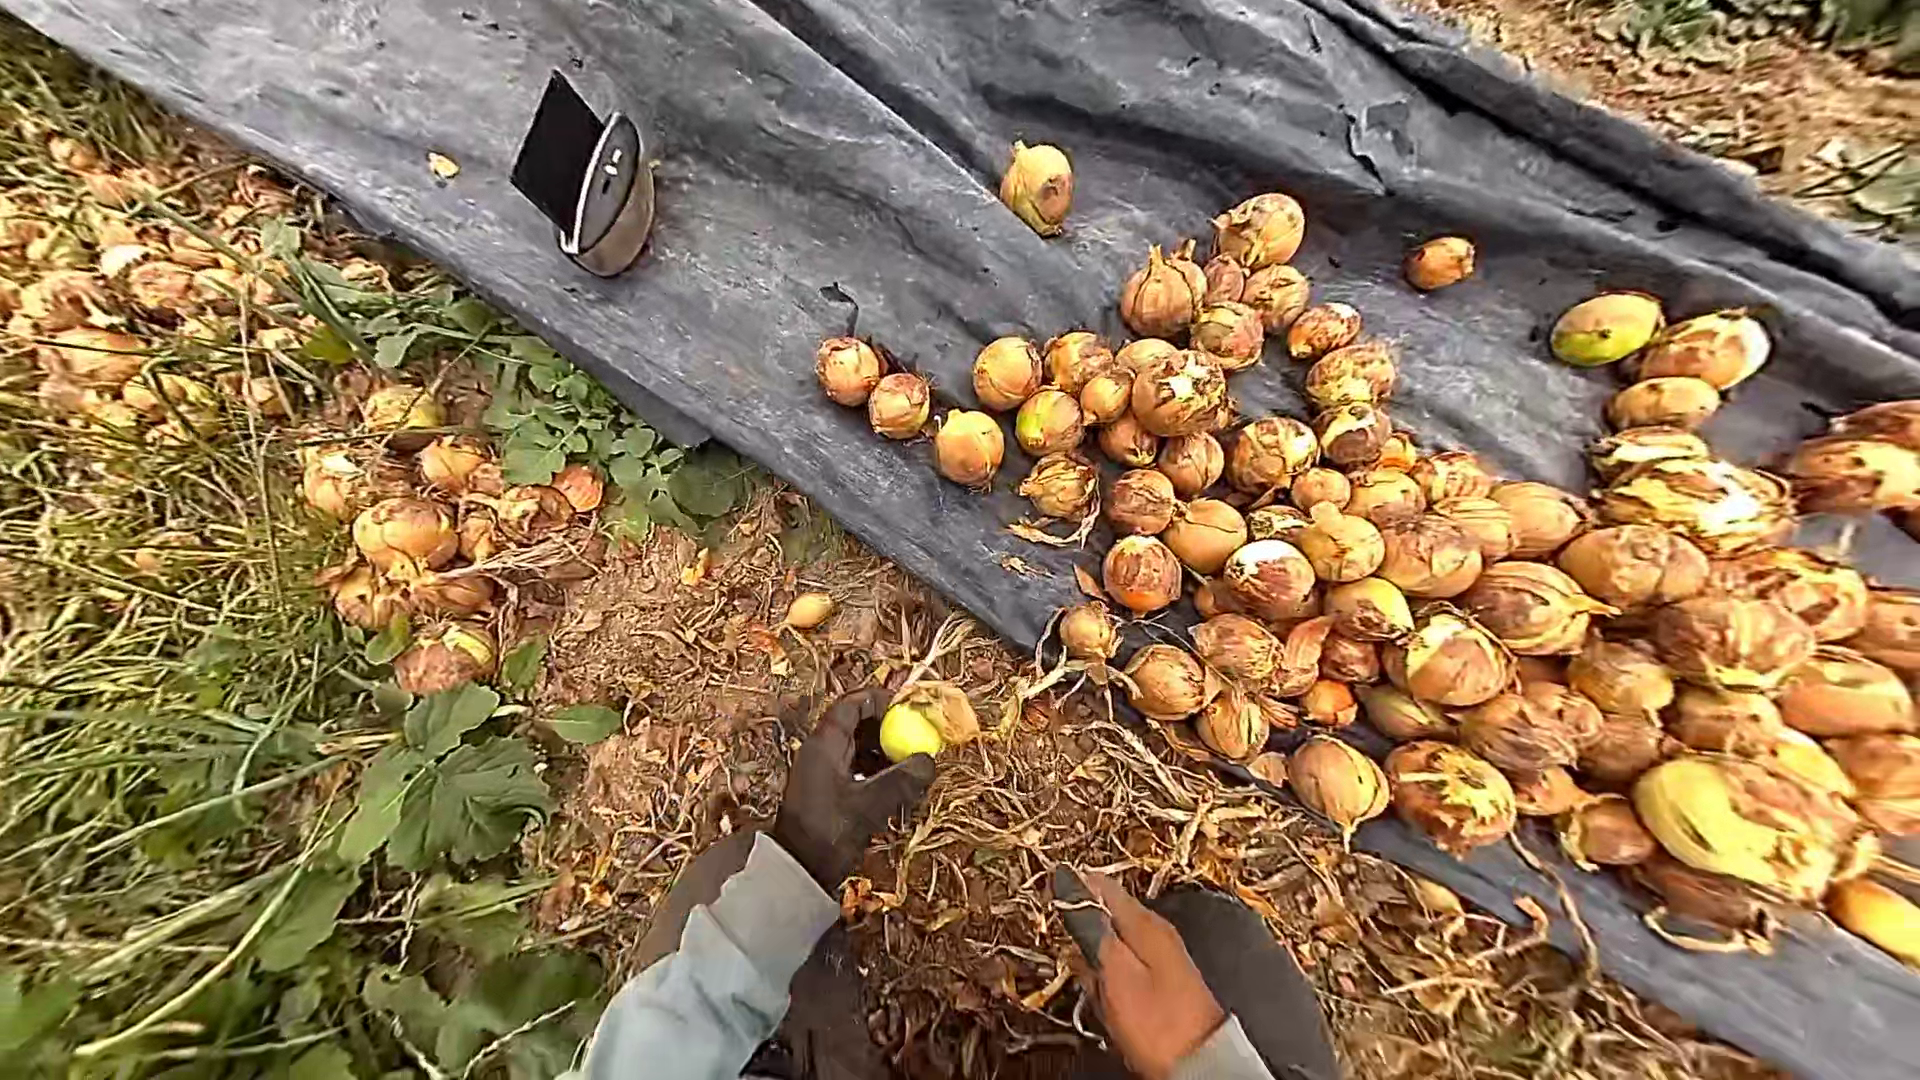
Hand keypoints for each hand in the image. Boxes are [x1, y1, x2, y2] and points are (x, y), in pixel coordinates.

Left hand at [771, 687, 934, 888]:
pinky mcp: (829, 790)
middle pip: (859, 723)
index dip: (881, 701)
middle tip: (916, 739)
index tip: (908, 711)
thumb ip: (902, 780)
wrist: (797, 874)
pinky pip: (858, 767)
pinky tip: (896, 789)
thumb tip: (929, 761)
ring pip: (860, 746)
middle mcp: (823, 750)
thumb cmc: (828, 833)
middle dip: (890, 729)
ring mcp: (824, 770)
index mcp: (825, 743)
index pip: (853, 703)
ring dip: (886, 753)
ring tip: (910, 768)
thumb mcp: (870, 805)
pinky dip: (878, 771)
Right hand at [1079, 873, 1225, 1079]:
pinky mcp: (1164, 977)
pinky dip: (1111, 974)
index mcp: (1142, 920)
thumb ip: (1091, 926)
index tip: (1050, 904)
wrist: (1203, 1070)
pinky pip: (1126, 961)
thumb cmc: (1155, 1022)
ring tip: (1096, 988)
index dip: (1071, 889)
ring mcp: (1162, 952)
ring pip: (1113, 938)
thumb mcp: (1115, 970)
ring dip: (1096, 957)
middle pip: (1106, 911)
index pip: (1099, 884)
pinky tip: (1110, 998)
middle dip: (1084, 931)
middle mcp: (1154, 928)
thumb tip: (1069, 881)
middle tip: (1078, 962)